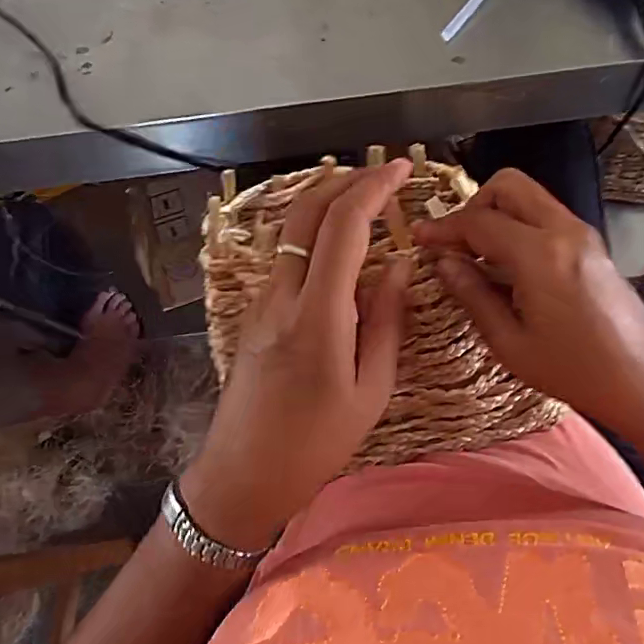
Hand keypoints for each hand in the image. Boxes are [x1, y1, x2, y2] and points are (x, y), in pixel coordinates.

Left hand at [181, 161, 414, 549]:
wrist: (243, 473)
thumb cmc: (317, 443)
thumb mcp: (371, 389)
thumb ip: (387, 320)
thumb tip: (399, 265)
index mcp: (318, 317)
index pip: (343, 227)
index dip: (373, 188)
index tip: (400, 170)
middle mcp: (282, 297)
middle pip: (307, 213)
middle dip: (346, 180)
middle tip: (384, 175)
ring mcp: (261, 302)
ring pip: (292, 231)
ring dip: (328, 203)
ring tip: (369, 201)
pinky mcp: (254, 312)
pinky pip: (288, 257)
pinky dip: (316, 234)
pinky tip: (343, 245)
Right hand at [413, 169, 643, 440]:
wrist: (643, 379)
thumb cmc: (574, 371)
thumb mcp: (510, 343)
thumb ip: (473, 295)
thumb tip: (444, 263)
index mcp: (539, 254)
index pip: (479, 221)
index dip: (444, 228)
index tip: (420, 239)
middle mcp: (563, 231)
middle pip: (509, 185)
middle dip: (474, 206)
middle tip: (456, 243)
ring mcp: (583, 234)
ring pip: (530, 198)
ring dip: (498, 215)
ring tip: (477, 257)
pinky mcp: (593, 246)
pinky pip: (547, 218)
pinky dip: (520, 227)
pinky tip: (508, 267)